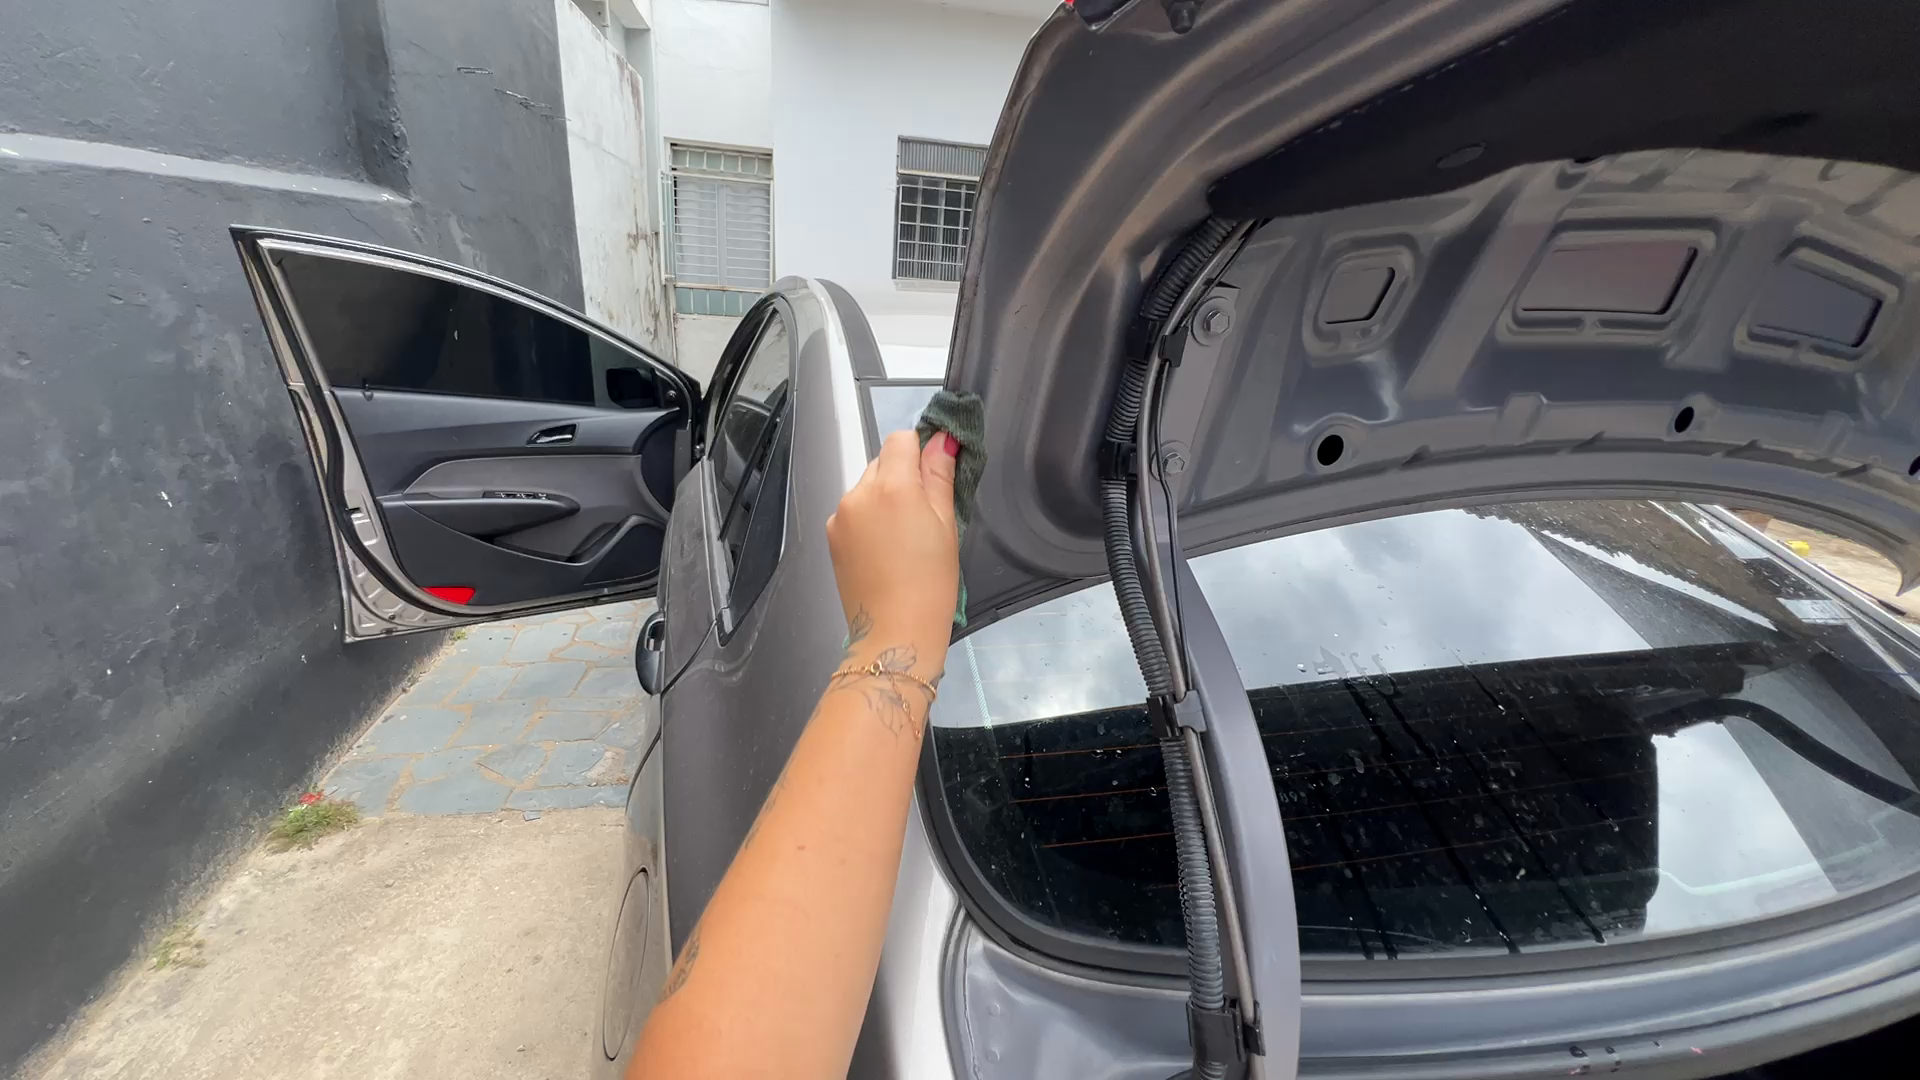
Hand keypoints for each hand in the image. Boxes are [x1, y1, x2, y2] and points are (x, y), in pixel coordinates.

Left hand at [826, 430, 959, 671]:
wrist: (895, 632)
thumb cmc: (932, 582)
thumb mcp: (946, 524)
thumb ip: (941, 475)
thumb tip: (943, 438)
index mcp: (893, 487)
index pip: (902, 439)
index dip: (921, 452)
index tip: (934, 478)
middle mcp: (859, 493)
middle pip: (883, 461)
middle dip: (903, 476)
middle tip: (922, 515)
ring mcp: (841, 515)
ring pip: (866, 485)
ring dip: (884, 497)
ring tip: (901, 538)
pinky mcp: (832, 535)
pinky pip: (853, 510)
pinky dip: (868, 518)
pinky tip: (882, 549)